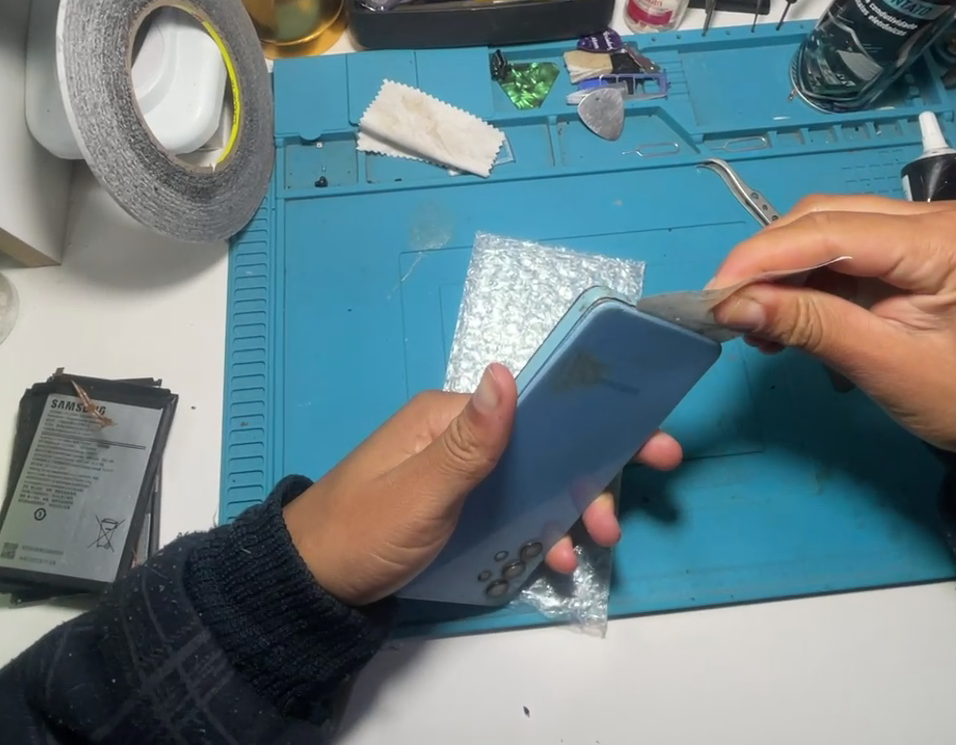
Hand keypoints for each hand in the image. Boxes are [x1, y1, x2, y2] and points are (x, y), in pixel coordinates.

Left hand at [282, 364, 682, 605]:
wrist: (312, 585)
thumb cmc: (363, 531)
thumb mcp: (419, 491)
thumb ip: (468, 441)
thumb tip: (507, 371)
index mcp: (453, 416)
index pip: (533, 406)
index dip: (588, 420)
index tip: (643, 438)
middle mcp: (463, 436)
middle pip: (542, 444)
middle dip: (591, 472)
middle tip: (626, 509)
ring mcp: (463, 473)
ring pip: (534, 480)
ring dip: (571, 507)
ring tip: (597, 542)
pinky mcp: (462, 507)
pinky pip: (514, 509)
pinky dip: (541, 529)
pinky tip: (557, 558)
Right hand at [707, 195, 955, 461]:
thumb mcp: (894, 370)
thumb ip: (811, 327)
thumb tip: (731, 306)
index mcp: (947, 240)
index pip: (830, 231)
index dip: (762, 258)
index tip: (713, 294)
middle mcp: (937, 216)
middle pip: (824, 219)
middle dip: (768, 261)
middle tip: (729, 310)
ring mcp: (930, 229)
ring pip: (829, 230)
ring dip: (784, 271)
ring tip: (756, 322)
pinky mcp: (919, 249)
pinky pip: (847, 251)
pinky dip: (810, 280)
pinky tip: (789, 314)